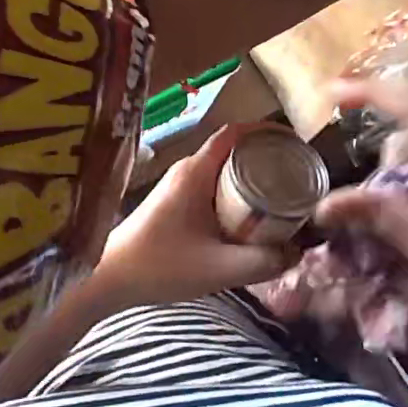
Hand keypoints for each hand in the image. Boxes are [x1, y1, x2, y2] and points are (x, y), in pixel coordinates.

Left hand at [94, 125, 293, 307]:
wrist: (109, 276)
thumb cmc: (159, 265)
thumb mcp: (219, 268)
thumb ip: (263, 262)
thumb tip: (298, 252)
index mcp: (195, 171)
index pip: (235, 132)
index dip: (266, 130)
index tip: (295, 143)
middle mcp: (188, 170)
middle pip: (234, 149)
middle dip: (267, 157)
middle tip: (299, 174)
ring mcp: (180, 185)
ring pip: (224, 169)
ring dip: (252, 177)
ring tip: (284, 193)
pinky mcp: (176, 202)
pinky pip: (214, 186)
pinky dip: (237, 192)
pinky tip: (253, 215)